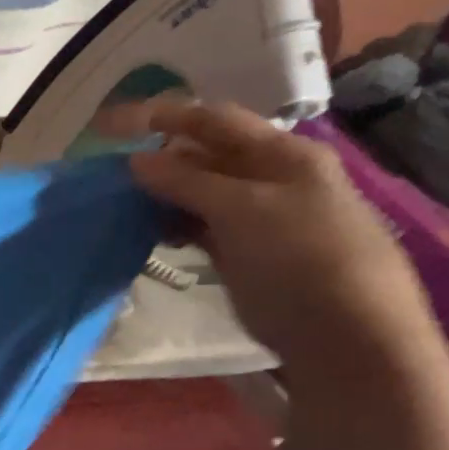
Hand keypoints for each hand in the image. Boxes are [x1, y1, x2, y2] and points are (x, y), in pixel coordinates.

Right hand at [130, 102, 430, 368]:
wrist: (343, 332)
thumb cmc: (300, 258)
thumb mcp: (243, 210)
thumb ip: (186, 180)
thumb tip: (134, 161)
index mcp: (282, 155)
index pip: (213, 120)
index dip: (161, 117)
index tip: (107, 128)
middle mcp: (269, 178)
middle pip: (201, 155)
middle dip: (154, 160)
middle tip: (105, 176)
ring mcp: (255, 216)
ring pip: (193, 192)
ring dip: (156, 195)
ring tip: (117, 207)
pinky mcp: (240, 250)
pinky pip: (195, 224)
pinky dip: (168, 224)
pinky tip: (144, 234)